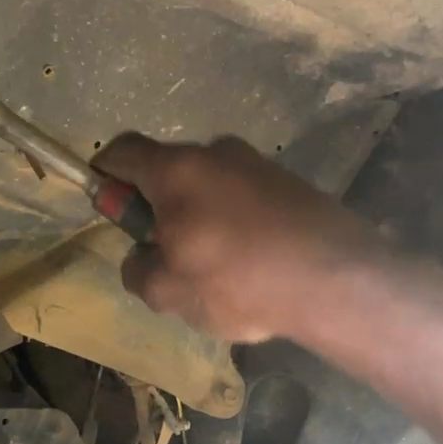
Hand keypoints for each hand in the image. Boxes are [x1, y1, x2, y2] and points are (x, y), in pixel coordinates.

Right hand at [96, 133, 395, 343]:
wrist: (338, 282)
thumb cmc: (237, 281)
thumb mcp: (167, 292)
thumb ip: (137, 269)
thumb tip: (142, 257)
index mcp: (177, 170)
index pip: (123, 151)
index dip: (105, 175)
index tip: (108, 207)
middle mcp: (216, 154)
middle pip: (166, 171)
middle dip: (155, 209)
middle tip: (162, 256)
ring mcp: (257, 165)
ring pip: (205, 188)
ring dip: (194, 219)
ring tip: (210, 271)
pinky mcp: (289, 184)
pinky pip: (239, 199)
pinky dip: (229, 225)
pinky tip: (245, 268)